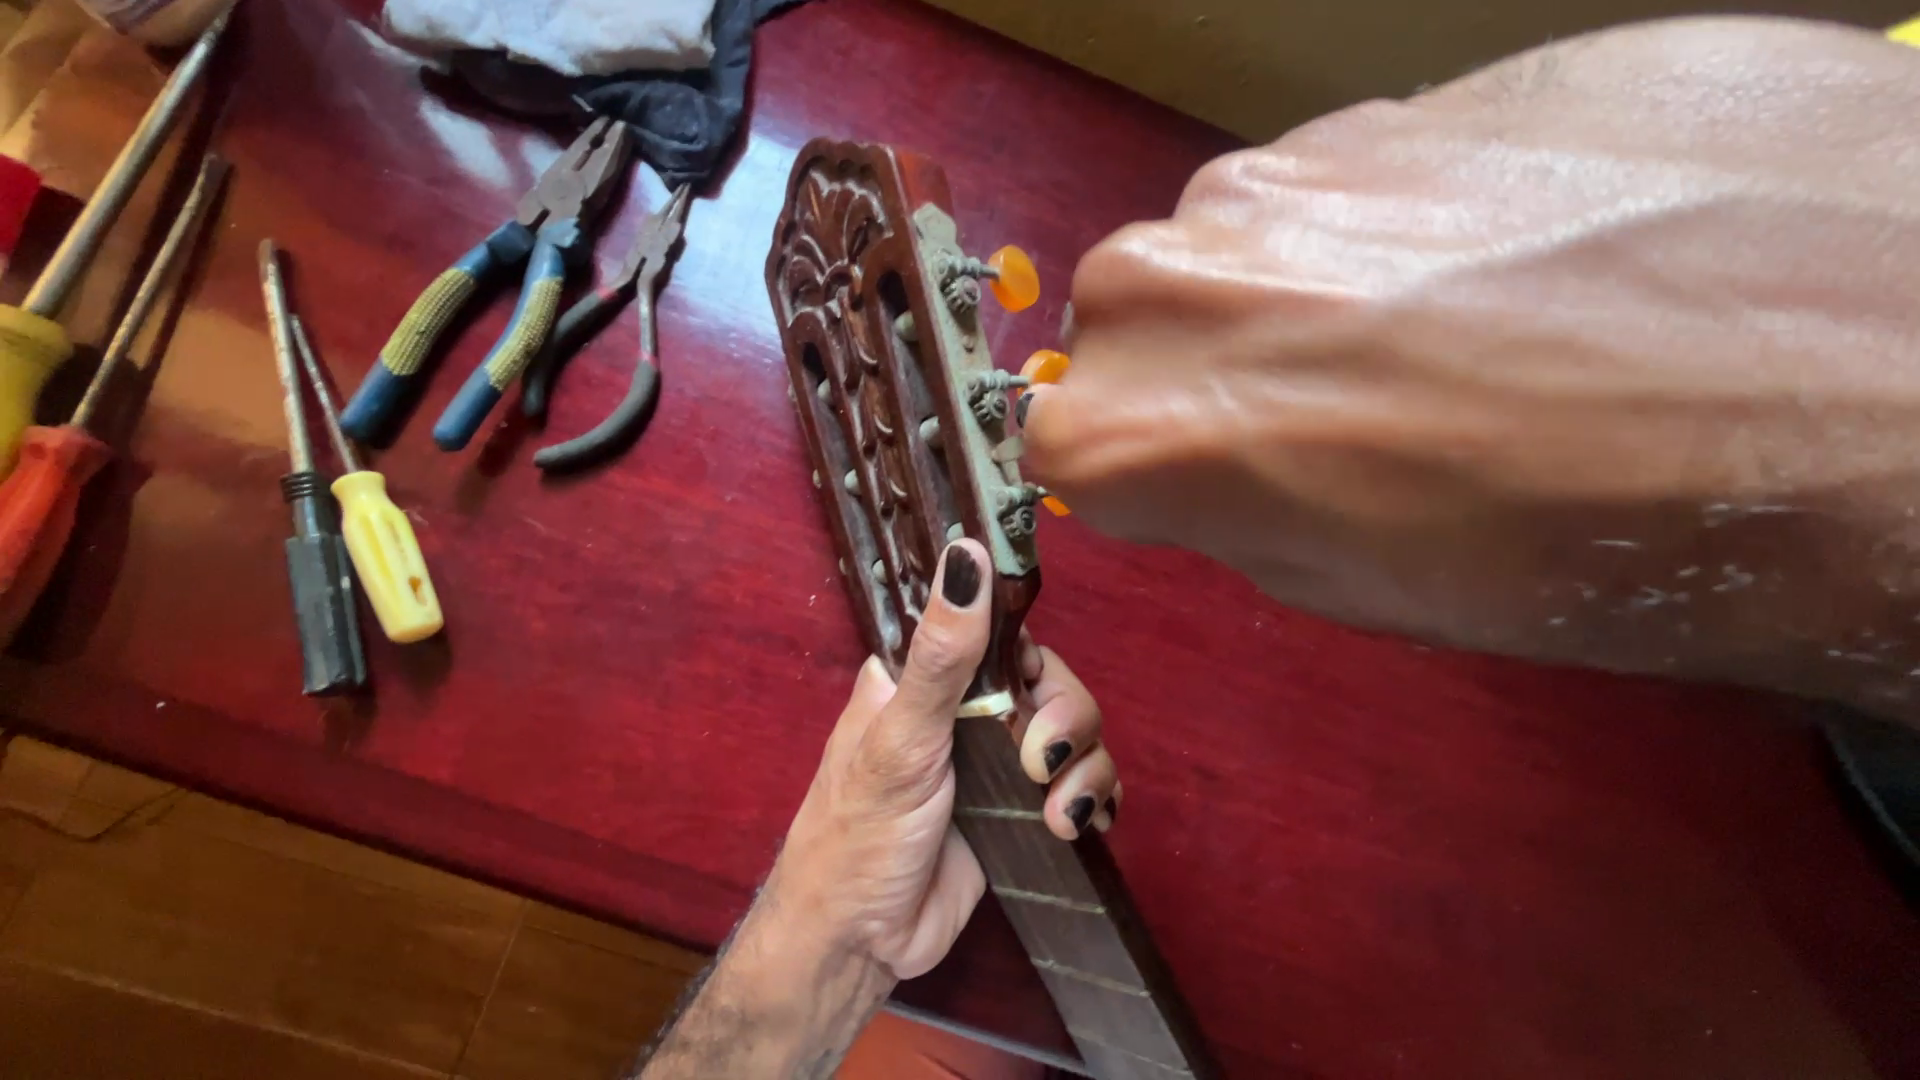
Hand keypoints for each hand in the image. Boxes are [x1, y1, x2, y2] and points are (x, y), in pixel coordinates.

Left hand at [765, 538, 1118, 980]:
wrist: (863, 943)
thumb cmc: (862, 831)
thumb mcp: (901, 738)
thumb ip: (941, 655)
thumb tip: (968, 552)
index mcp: (924, 677)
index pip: (994, 629)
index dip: (1026, 643)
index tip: (1032, 674)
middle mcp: (966, 709)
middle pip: (1049, 680)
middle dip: (1064, 719)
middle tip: (1039, 762)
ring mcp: (999, 760)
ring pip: (1075, 731)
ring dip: (1082, 768)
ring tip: (1056, 815)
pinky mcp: (1024, 808)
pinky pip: (1081, 783)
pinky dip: (1092, 799)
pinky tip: (1079, 826)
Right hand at [1025, 18, 1919, 717]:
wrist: (1878, 371)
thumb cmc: (1567, 547)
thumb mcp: (1340, 581)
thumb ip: (1220, 500)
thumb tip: (1201, 449)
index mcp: (1130, 424)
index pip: (1060, 446)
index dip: (1142, 474)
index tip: (1211, 489)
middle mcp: (1160, 278)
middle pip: (1126, 330)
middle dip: (1194, 375)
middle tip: (1323, 413)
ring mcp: (1269, 168)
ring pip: (1223, 248)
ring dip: (1285, 295)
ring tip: (1432, 331)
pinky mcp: (1382, 95)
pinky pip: (1325, 187)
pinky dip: (1372, 230)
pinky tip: (1492, 259)